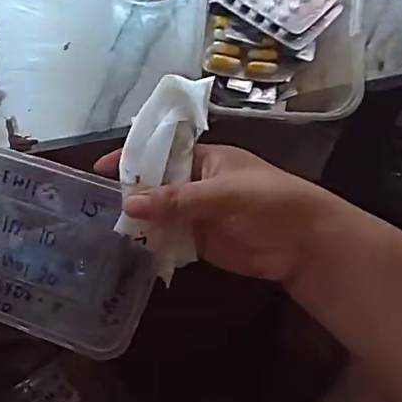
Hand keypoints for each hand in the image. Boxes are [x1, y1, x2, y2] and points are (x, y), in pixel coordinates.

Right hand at [94, 144, 341, 283]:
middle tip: (94, 204)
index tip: (99, 168)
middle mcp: (194, 185)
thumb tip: (127, 204)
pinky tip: (129, 248)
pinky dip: (150, 244)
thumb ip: (175, 199)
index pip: (159, 154)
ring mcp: (194, 215)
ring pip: (156, 215)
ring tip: (103, 228)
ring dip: (137, 221)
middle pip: (153, 186)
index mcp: (203, 160)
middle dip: (128, 194)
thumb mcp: (222, 194)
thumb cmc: (271, 203)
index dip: (130, 159)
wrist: (307, 245)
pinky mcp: (197, 242)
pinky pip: (165, 240)